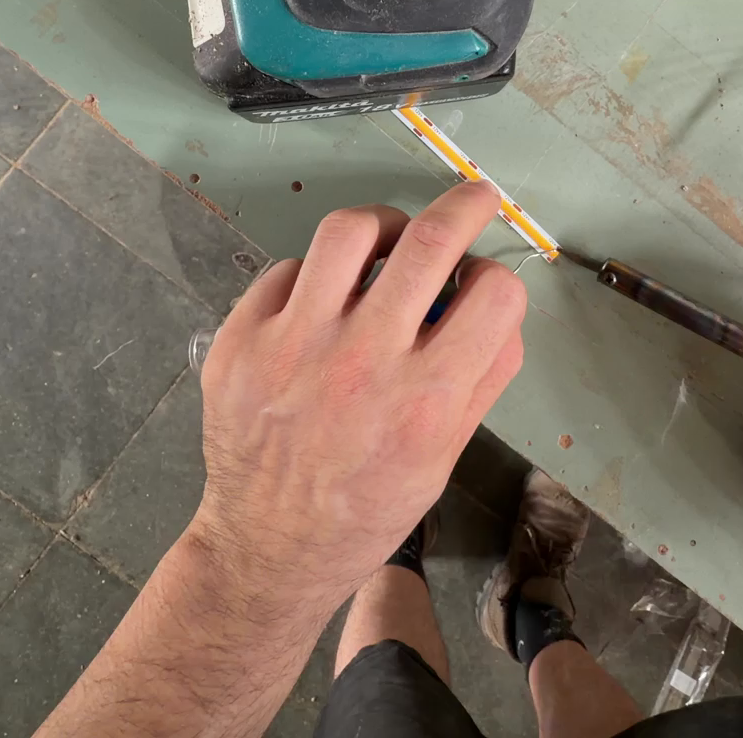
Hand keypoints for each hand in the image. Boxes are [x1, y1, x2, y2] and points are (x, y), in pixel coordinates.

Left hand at [186, 182, 526, 607]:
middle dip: (468, 202)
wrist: (269, 549)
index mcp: (427, 399)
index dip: (501, 279)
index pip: (496, 295)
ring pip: (349, 230)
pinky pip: (290, 267)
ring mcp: (294, 346)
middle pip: (432, 240)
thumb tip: (500, 304)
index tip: (485, 284)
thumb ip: (486, 376)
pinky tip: (325, 301)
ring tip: (391, 238)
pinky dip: (319, 273)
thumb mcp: (447, 455)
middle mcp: (364, 362)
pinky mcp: (241, 341)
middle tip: (476, 195)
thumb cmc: (372, 505)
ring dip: (385, 223)